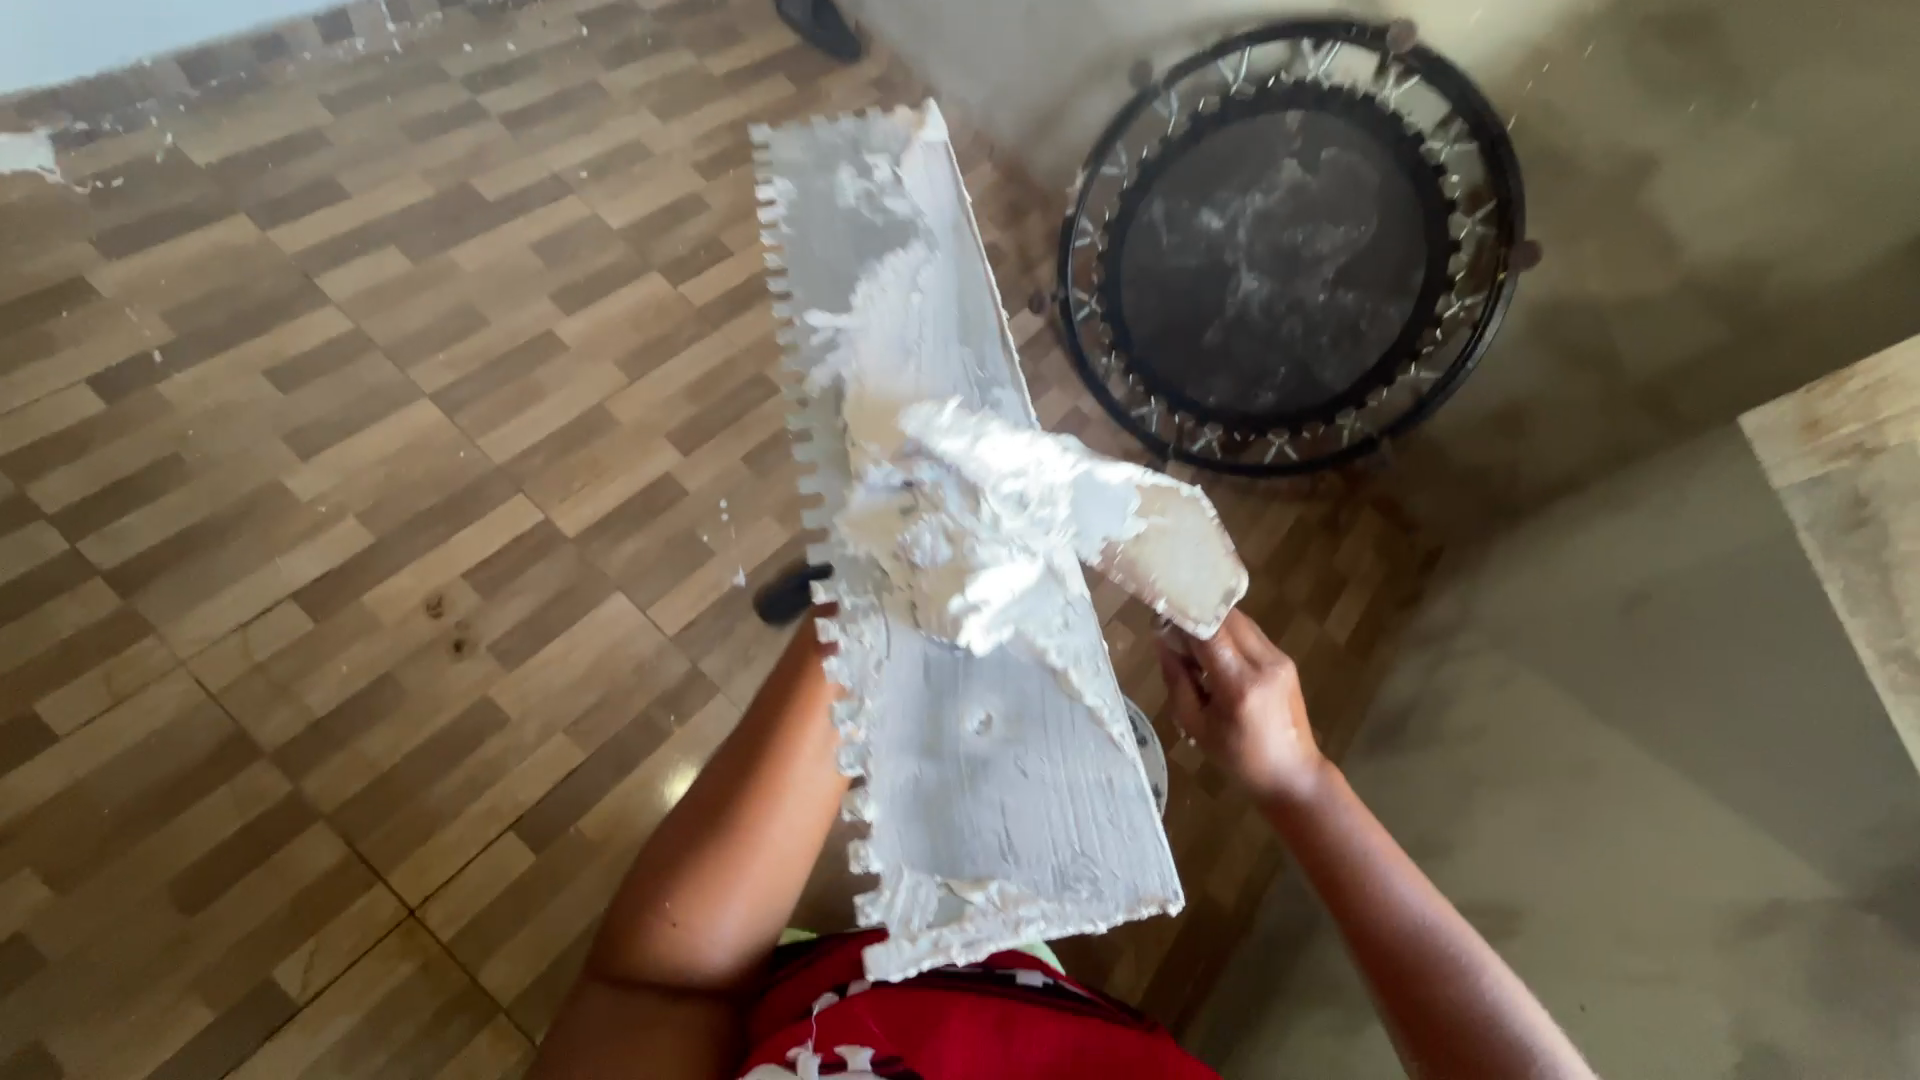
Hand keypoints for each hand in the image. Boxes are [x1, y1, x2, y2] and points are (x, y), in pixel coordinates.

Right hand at [1155, 610, 1327, 804]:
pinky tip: (1215, 655)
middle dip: (1196, 617)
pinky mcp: (1285, 660)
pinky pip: (1250, 633)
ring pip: (1240, 620)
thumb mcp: (1195, 725)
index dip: (1184, 619)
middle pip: (1226, 617)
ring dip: (1212, 624)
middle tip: (1173, 632)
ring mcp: (1280, 659)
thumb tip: (1162, 641)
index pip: (1210, 632)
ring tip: (1193, 646)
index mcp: (1240, 685)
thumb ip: (1177, 681)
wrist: (1292, 773)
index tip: (1161, 618)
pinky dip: (1228, 634)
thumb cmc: (1239, 758)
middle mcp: (1265, 664)